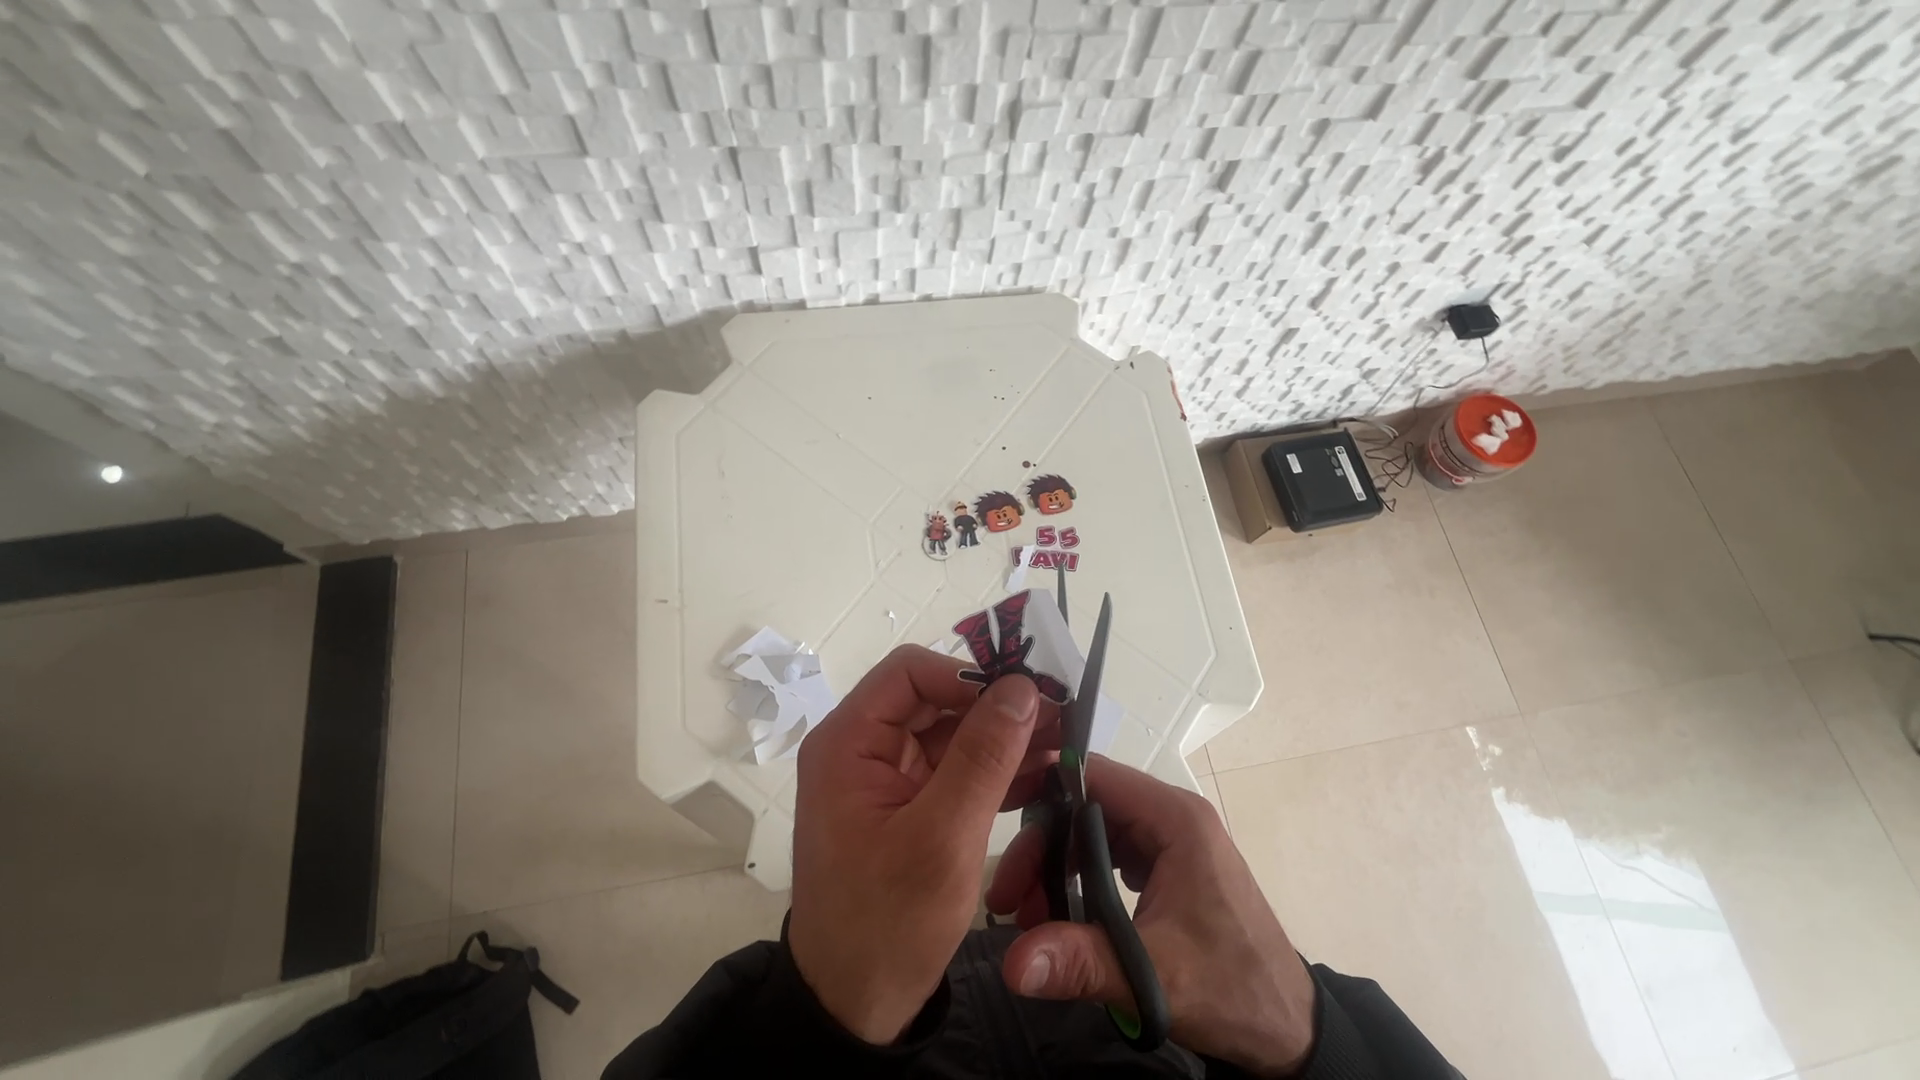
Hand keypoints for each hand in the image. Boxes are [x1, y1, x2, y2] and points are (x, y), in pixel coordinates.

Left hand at [788, 645, 1057, 1043]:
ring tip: (1061, 744)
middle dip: (996, 707)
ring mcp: (887, 779)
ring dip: (1003, 737)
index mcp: (850, 743)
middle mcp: (864, 749)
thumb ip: (983, 757)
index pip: (910, 673)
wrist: (855, 1003)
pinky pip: (955, 770)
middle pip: (935, 699)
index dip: (967, 674)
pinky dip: (995, 770)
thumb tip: (1020, 688)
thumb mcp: (942, 838)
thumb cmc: (888, 923)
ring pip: (952, 733)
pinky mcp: (909, 807)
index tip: (1023, 696)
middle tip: (1059, 716)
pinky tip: (1040, 776)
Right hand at [986, 756, 1317, 1076]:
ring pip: (1093, 832)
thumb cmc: (1232, 990)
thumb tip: (1011, 962)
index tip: (994, 813)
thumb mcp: (1152, 975)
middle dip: (1041, 845)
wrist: (1288, 1030)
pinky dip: (1077, 879)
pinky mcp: (1167, 868)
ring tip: (1023, 912)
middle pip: (1087, 806)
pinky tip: (1056, 914)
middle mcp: (1171, 818)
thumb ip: (1081, 962)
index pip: (1093, 775)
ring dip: (1055, 865)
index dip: (1041, 786)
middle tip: (1006, 896)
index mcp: (1175, 819)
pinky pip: (1108, 856)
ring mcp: (1170, 842)